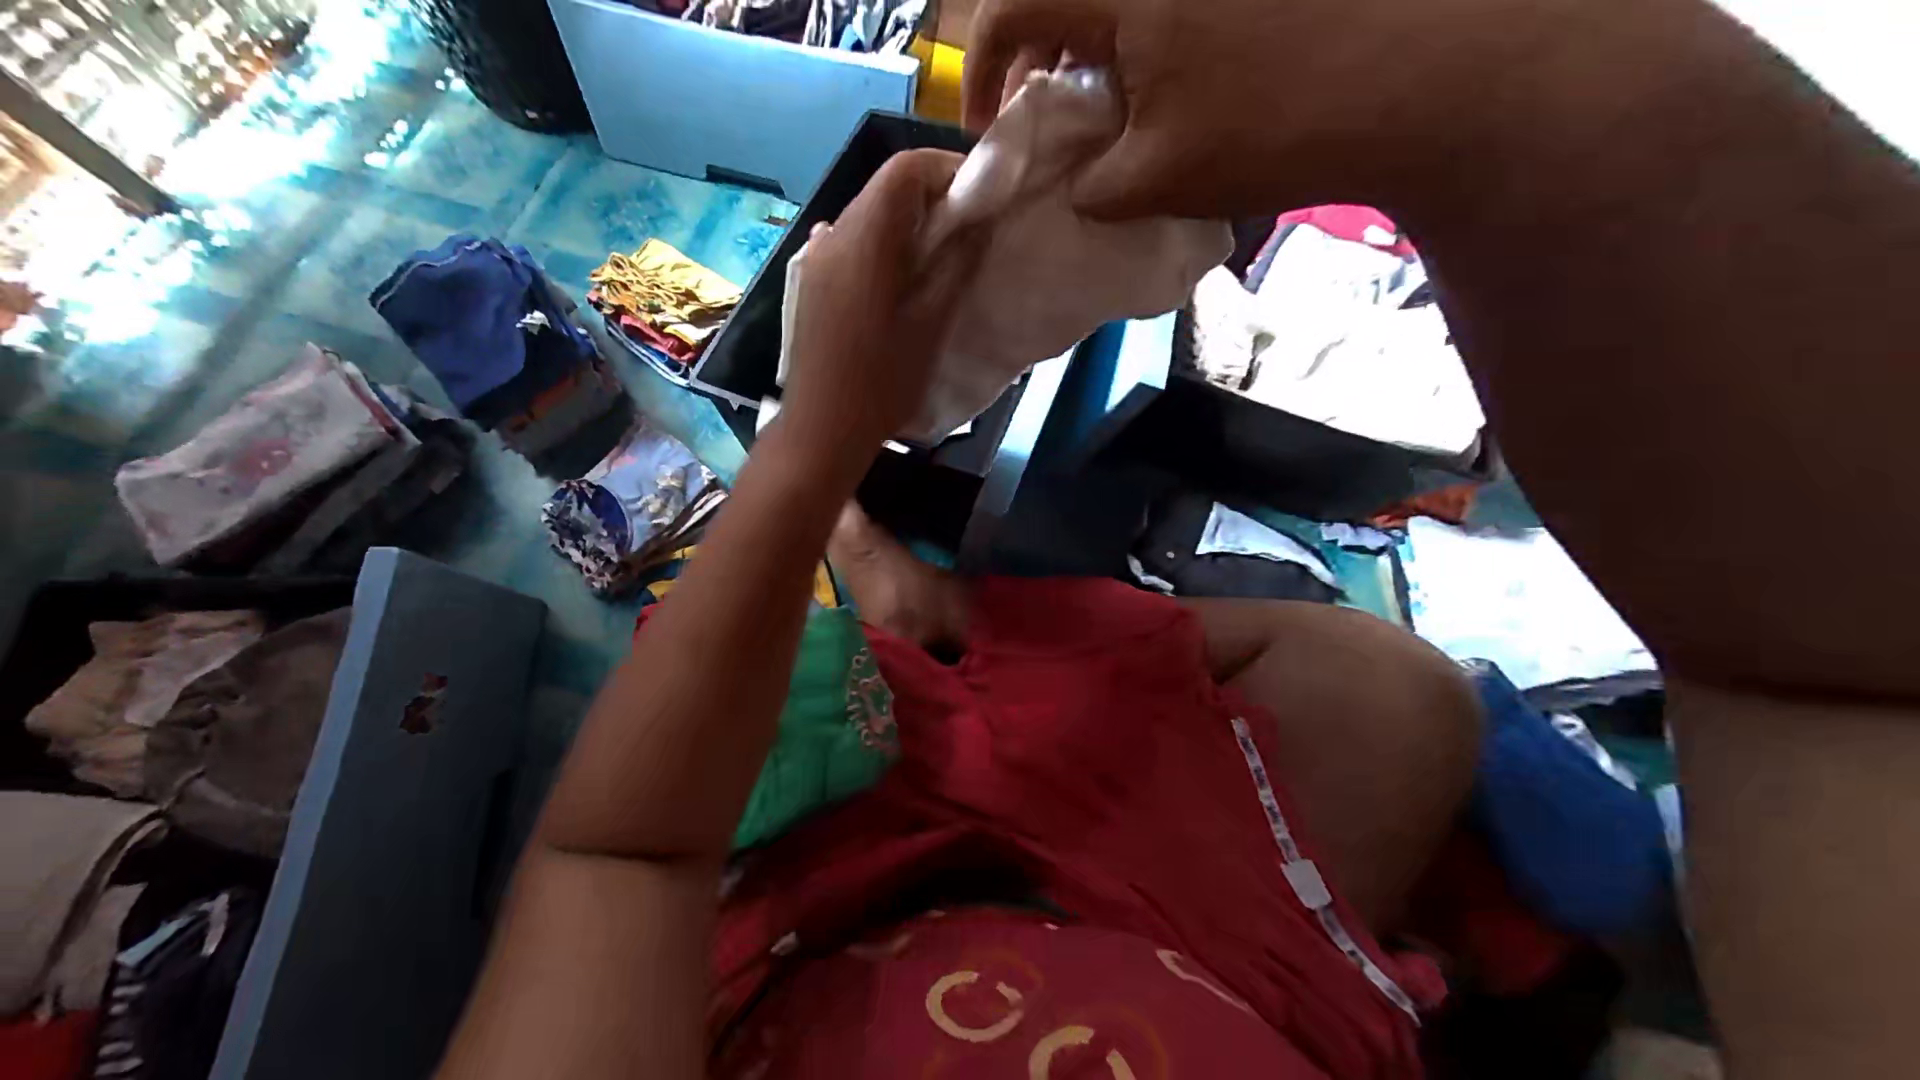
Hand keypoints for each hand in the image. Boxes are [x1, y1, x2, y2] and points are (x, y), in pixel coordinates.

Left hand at [777, 149, 980, 468]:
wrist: (822, 426)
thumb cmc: (883, 382)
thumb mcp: (931, 324)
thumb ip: (955, 264)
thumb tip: (976, 222)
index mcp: (866, 241)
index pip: (906, 170)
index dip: (947, 170)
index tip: (980, 198)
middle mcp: (834, 236)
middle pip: (884, 188)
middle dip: (930, 197)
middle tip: (967, 230)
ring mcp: (817, 259)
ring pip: (867, 214)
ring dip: (905, 222)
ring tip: (937, 257)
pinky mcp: (811, 282)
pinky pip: (850, 242)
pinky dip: (881, 244)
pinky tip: (897, 278)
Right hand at [961, 0, 1688, 220]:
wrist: (1428, 75)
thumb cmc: (1272, 126)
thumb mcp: (1157, 179)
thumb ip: (1091, 188)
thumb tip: (1073, 189)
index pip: (1009, 6)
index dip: (980, 70)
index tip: (989, 127)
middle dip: (1036, 53)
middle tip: (1047, 114)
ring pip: (1116, 2)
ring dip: (1095, 46)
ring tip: (1110, 107)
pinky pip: (1168, 10)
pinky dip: (1147, 39)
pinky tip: (1169, 81)